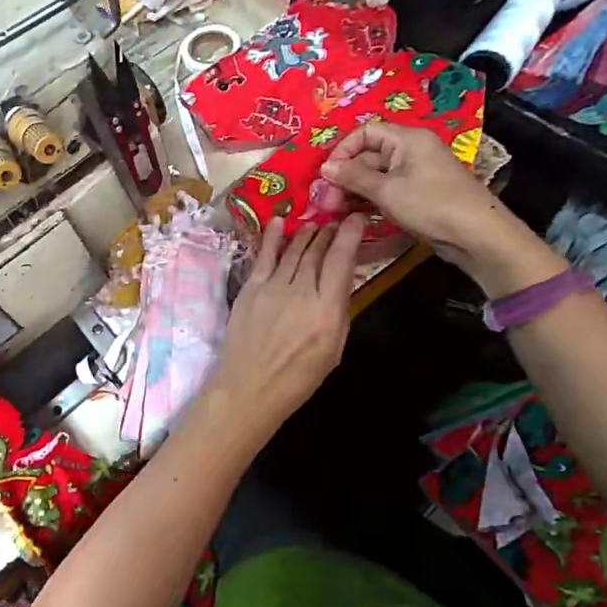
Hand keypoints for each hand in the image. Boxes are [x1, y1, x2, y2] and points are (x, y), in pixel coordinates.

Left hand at [201, 214, 365, 434]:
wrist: (250, 388)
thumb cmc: (298, 377)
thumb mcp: (334, 350)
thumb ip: (339, 312)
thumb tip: (342, 282)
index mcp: (327, 310)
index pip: (341, 261)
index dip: (350, 235)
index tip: (357, 219)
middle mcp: (301, 292)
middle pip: (317, 252)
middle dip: (328, 233)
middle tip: (335, 221)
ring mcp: (272, 288)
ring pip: (293, 251)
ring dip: (306, 234)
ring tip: (316, 224)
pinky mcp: (250, 289)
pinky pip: (264, 257)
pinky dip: (273, 237)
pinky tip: (280, 222)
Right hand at [321, 123, 561, 292]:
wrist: (476, 234)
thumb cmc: (430, 204)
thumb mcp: (387, 190)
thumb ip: (353, 177)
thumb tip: (325, 168)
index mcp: (407, 138)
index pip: (365, 132)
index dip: (342, 150)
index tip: (327, 175)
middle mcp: (411, 150)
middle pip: (368, 155)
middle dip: (344, 176)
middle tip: (325, 201)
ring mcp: (414, 173)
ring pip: (375, 176)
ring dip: (353, 191)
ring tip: (334, 210)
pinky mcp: (417, 194)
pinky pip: (386, 190)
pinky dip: (368, 200)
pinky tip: (352, 214)